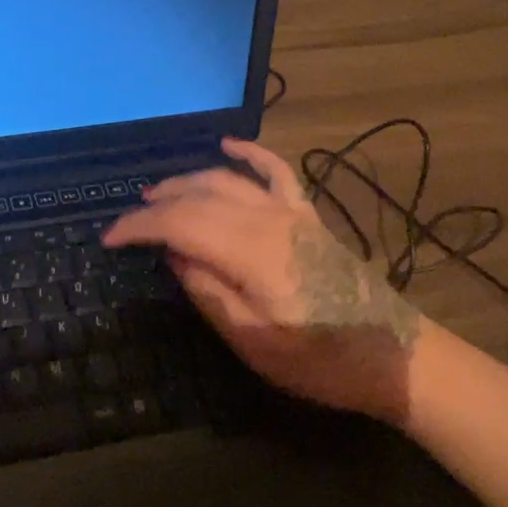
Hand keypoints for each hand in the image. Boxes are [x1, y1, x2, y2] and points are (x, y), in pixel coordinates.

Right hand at [103, 138, 423, 424]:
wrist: (398, 360)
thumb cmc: (321, 360)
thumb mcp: (254, 341)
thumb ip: (208, 292)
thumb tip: (174, 255)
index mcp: (250, 250)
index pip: (179, 223)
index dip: (138, 227)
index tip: (108, 240)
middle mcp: (267, 219)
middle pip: (198, 197)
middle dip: (156, 206)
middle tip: (127, 224)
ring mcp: (291, 213)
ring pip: (227, 181)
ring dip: (187, 182)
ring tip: (156, 194)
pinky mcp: (309, 217)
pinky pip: (276, 173)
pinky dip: (251, 155)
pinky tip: (230, 145)